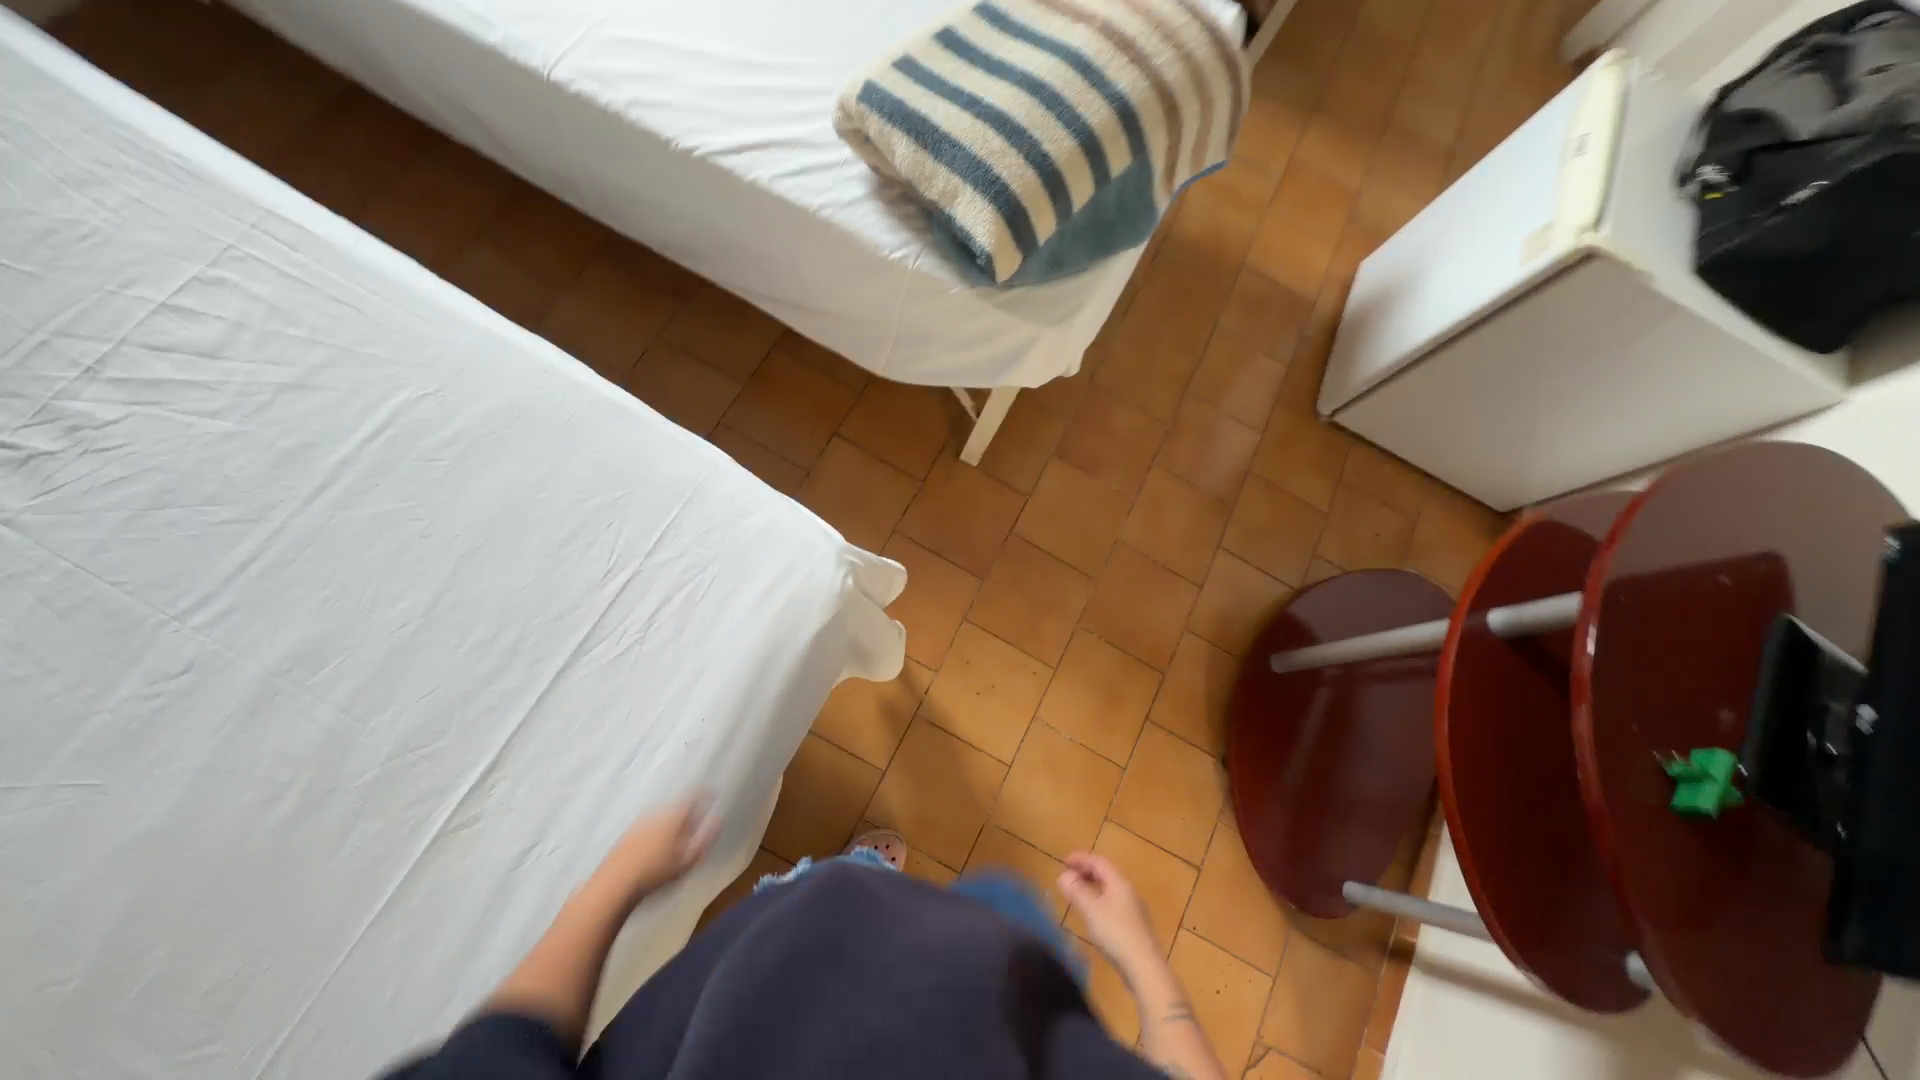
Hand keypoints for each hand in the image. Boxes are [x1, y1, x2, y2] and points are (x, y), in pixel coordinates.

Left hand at [585, 795, 718, 913]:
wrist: (613, 884)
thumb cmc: (656, 872)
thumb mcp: (687, 859)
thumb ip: (705, 837)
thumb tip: (719, 819)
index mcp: (673, 815)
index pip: (693, 797)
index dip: (705, 794)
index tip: (714, 793)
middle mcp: (656, 812)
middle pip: (677, 806)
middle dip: (688, 811)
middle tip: (698, 819)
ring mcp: (639, 822)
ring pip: (662, 816)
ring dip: (672, 821)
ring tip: (679, 834)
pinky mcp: (627, 834)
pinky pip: (650, 825)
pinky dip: (658, 830)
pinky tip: (657, 846)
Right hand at [1058, 852, 1158, 968]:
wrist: (1144, 966)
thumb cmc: (1115, 933)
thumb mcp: (1091, 910)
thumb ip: (1076, 891)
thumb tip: (1063, 875)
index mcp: (1119, 883)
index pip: (1100, 862)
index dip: (1082, 858)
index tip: (1065, 860)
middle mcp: (1128, 892)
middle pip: (1107, 874)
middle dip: (1087, 871)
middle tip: (1069, 874)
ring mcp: (1133, 909)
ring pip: (1110, 889)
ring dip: (1093, 885)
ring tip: (1078, 891)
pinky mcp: (1134, 925)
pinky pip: (1113, 902)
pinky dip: (1099, 899)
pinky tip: (1093, 912)